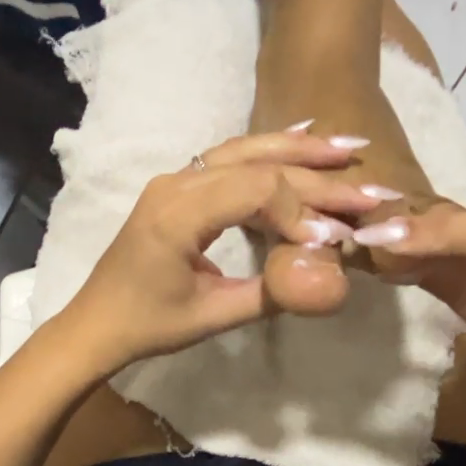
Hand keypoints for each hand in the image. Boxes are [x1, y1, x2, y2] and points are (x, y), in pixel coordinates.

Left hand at [55, 130, 388, 368]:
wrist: (97, 323)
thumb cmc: (148, 325)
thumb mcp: (211, 317)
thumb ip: (269, 293)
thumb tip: (326, 271)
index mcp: (178, 214)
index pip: (257, 190)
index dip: (302, 210)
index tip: (334, 239)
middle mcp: (175, 184)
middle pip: (257, 165)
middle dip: (315, 178)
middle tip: (368, 190)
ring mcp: (173, 181)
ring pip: (243, 151)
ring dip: (296, 151)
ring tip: (347, 149)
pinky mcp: (175, 188)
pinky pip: (226, 158)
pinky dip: (267, 152)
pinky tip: (301, 140)